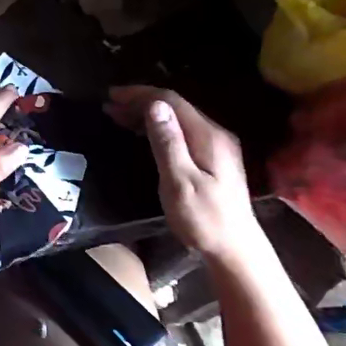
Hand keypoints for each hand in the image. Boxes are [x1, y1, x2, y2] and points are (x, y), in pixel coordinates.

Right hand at [108, 86, 262, 263]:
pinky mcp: (213, 159)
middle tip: (110, 106)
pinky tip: (143, 133)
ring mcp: (216, 146)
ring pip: (178, 119)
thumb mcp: (180, 183)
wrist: (235, 250)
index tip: (112, 96)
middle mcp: (215, 134)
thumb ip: (167, 143)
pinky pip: (182, 132)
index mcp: (208, 136)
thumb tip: (154, 105)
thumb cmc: (204, 220)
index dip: (140, 94)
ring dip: (147, 115)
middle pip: (175, 107)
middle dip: (141, 102)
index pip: (171, 101)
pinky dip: (158, 128)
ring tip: (119, 116)